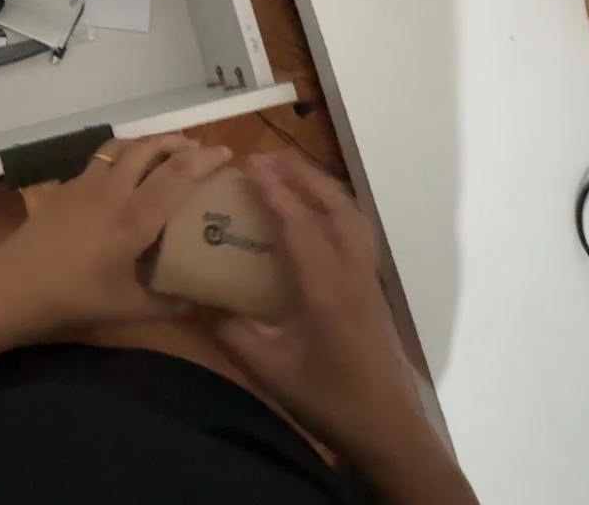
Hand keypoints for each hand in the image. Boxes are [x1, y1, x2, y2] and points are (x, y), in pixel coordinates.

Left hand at [0, 135, 234, 339]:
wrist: (16, 284)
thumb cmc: (76, 297)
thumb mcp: (130, 308)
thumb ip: (171, 304)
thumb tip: (202, 301)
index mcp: (135, 216)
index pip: (177, 174)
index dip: (204, 160)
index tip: (226, 154)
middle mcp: (113, 190)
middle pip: (148, 147)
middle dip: (176, 142)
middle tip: (197, 149)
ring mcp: (85, 183)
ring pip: (120, 146)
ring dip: (146, 142)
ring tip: (163, 151)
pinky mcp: (65, 186)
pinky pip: (100, 158)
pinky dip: (120, 154)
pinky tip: (123, 172)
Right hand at [213, 151, 433, 466]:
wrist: (390, 433)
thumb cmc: (328, 399)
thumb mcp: (268, 370)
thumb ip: (230, 331)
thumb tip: (198, 299)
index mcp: (325, 290)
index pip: (299, 226)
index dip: (273, 191)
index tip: (249, 162)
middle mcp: (351, 275)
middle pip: (334, 209)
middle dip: (301, 175)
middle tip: (266, 156)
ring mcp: (368, 281)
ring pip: (351, 218)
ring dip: (320, 187)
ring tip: (290, 171)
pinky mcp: (372, 289)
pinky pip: (354, 232)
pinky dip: (333, 207)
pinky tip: (314, 211)